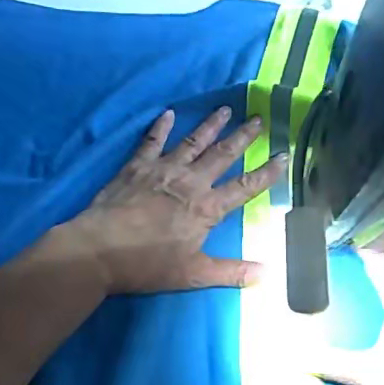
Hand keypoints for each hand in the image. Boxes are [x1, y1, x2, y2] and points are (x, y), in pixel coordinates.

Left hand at [55, 106, 284, 293]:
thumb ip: (230, 272)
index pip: (244, 188)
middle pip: (221, 156)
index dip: (266, 173)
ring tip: (224, 109)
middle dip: (242, 138)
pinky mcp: (136, 167)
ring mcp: (162, 171)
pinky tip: (167, 113)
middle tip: (258, 119)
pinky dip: (159, 127)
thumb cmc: (147, 265)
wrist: (100, 249)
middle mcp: (189, 182)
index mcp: (206, 209)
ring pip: (192, 142)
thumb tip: (265, 273)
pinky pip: (151, 142)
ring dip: (210, 125)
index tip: (283, 156)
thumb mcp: (193, 274)